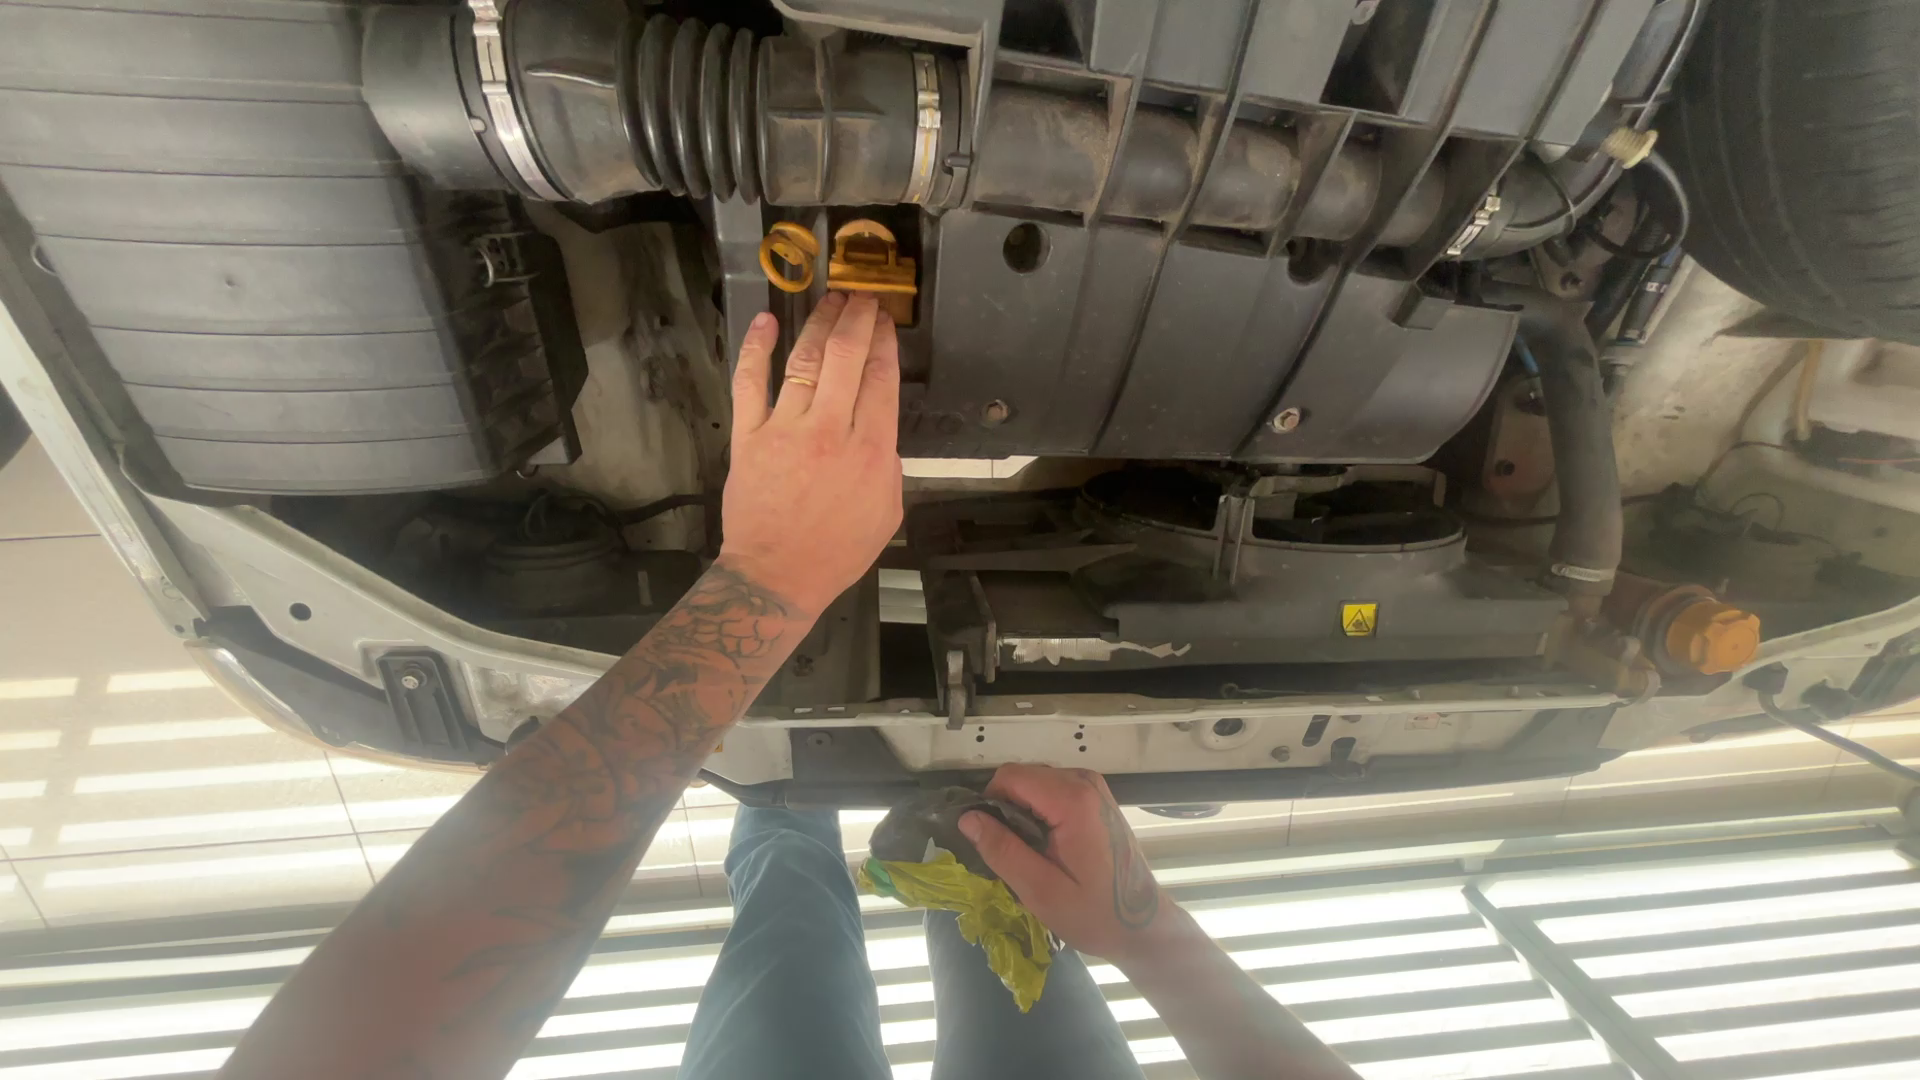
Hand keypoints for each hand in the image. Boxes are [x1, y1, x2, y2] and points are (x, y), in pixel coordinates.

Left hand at [720, 292, 903, 614]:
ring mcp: (786, 429)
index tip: (886, 320)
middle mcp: (831, 430)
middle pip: (846, 357)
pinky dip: (757, 348)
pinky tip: (766, 322)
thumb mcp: (887, 511)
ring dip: (819, 323)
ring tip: (831, 299)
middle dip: (858, 319)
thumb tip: (878, 430)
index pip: (881, 379)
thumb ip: (888, 464)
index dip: (885, 341)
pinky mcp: (750, 435)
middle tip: (863, 296)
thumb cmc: (838, 551)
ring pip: (805, 360)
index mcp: (871, 451)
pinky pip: (751, 382)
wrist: (778, 576)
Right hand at [960, 764, 1168, 963]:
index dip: (990, 803)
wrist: (1145, 925)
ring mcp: (1092, 786)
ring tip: (1032, 852)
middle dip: (1007, 809)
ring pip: (1035, 782)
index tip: (993, 840)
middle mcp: (1084, 781)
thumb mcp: (1041, 890)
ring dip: (1023, 811)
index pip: (1010, 777)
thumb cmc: (1095, 913)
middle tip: (1014, 853)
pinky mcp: (1095, 796)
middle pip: (1023, 776)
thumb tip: (968, 818)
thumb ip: (1002, 850)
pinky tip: (1048, 845)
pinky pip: (1052, 789)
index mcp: (1072, 800)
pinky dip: (1040, 810)